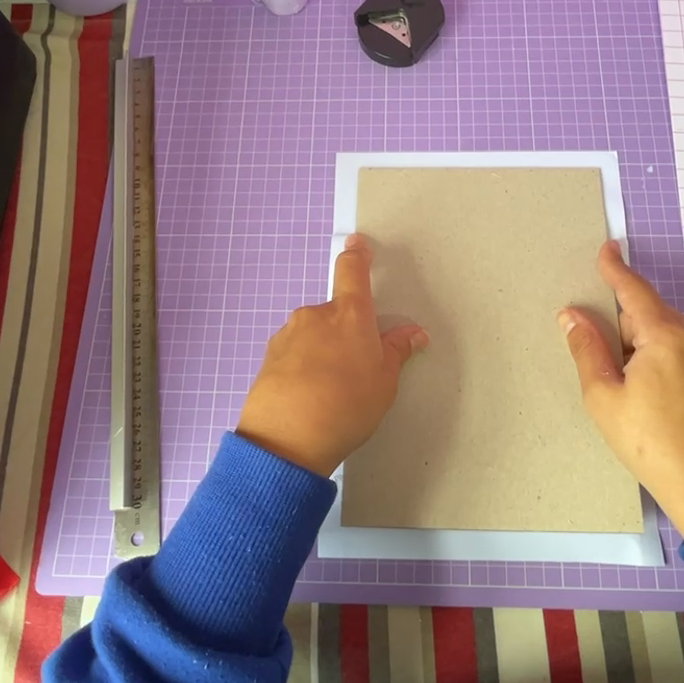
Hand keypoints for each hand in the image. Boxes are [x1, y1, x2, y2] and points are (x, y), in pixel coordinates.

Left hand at [236, 234, 430, 475]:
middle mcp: (316, 315)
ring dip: (322, 351)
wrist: (287, 440)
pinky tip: (307, 396)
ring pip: (312, 335)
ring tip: (329, 390)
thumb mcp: (385, 381)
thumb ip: (397, 352)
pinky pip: (293, 354)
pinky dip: (302, 367)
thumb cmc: (348, 405)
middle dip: (344, 333)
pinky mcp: (268, 357)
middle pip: (334, 313)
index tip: (356, 242)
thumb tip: (414, 333)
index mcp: (349, 314)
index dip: (357, 254)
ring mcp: (288, 334)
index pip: (352, 271)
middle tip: (355, 368)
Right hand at [559, 242, 683, 542]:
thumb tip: (571, 314)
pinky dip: (655, 353)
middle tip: (603, 354)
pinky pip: (678, 347)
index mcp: (665, 336)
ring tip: (623, 382)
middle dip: (622, 321)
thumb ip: (587, 349)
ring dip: (638, 341)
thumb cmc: (649, 443)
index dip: (616, 269)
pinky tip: (644, 386)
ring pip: (664, 331)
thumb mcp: (604, 397)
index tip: (606, 248)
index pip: (634, 291)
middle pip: (648, 312)